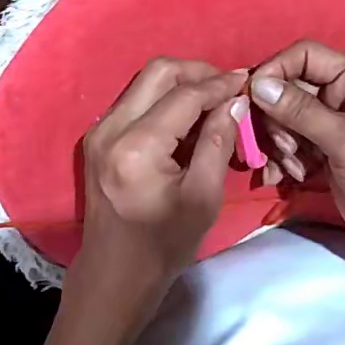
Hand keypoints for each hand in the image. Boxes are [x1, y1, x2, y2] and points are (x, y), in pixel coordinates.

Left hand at [72, 58, 245, 307]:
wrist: (115, 273)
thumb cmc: (164, 244)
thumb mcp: (204, 197)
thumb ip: (218, 142)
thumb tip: (234, 100)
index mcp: (137, 146)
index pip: (184, 95)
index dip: (219, 84)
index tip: (246, 81)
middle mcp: (111, 128)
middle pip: (157, 72)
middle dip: (197, 72)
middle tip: (228, 85)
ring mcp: (99, 131)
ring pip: (144, 82)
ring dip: (180, 83)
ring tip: (213, 99)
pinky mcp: (97, 138)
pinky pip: (134, 101)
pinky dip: (163, 99)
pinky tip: (187, 116)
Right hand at [248, 40, 344, 268]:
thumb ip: (300, 110)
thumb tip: (257, 84)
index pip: (305, 54)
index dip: (274, 70)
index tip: (251, 98)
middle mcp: (344, 92)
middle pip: (289, 86)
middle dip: (278, 118)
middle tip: (285, 148)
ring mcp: (332, 120)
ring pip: (284, 116)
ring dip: (281, 142)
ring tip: (297, 168)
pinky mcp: (323, 146)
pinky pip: (290, 140)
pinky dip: (285, 158)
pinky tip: (293, 177)